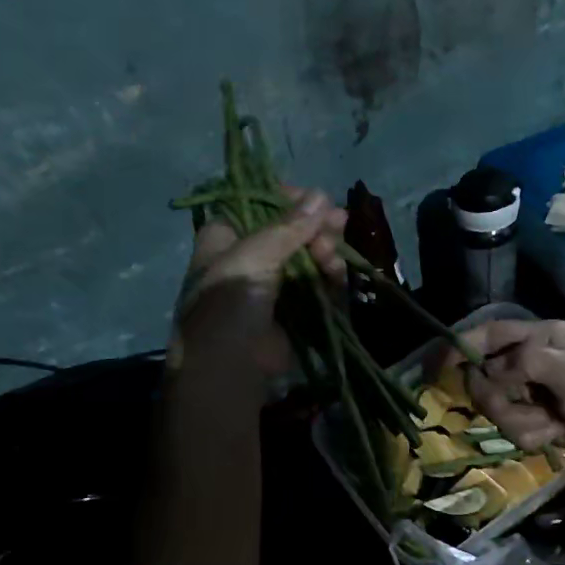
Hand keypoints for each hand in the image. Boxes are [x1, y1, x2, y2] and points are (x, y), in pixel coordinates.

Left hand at [173, 187, 345, 374]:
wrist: (230, 368)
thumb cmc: (228, 304)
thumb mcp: (253, 256)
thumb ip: (288, 227)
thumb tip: (323, 196)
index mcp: (225, 240)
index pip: (257, 205)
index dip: (286, 199)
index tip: (314, 199)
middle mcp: (249, 259)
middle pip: (289, 231)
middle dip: (315, 226)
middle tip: (339, 222)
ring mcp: (274, 286)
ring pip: (308, 257)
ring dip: (325, 252)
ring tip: (332, 257)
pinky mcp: (295, 310)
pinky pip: (318, 286)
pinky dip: (330, 278)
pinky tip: (338, 274)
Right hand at [451, 320, 564, 469]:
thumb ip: (528, 362)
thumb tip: (489, 372)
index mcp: (544, 337)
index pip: (491, 333)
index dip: (461, 345)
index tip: (438, 368)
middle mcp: (534, 360)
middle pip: (485, 375)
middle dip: (497, 398)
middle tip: (521, 405)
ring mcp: (535, 391)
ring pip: (496, 406)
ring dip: (518, 421)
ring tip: (548, 423)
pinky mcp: (539, 419)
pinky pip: (513, 428)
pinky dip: (530, 435)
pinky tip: (555, 435)